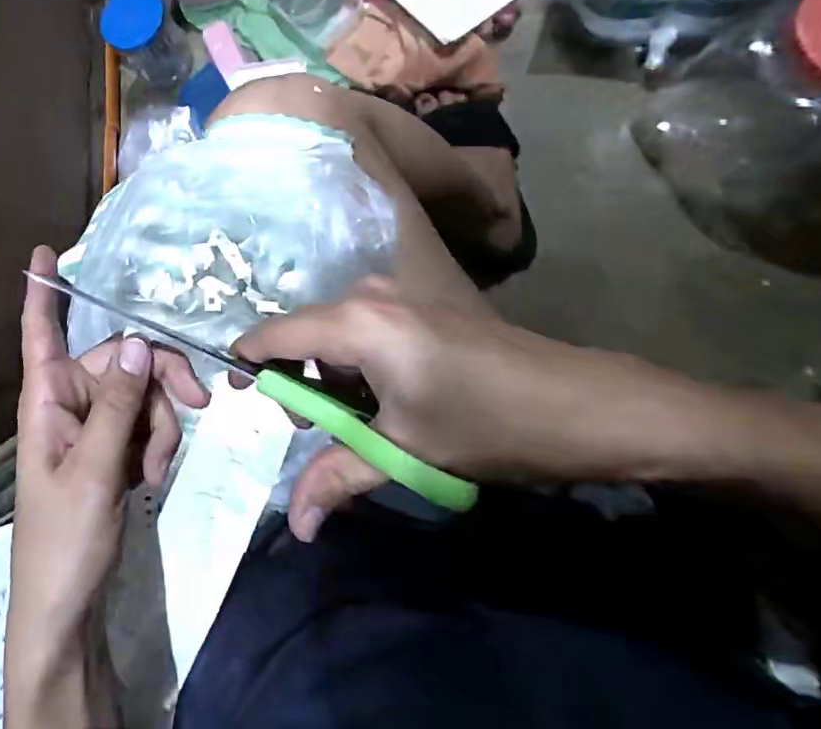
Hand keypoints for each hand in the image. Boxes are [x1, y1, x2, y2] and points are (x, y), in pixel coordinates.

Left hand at [5, 246, 206, 724]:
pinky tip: (151, 480)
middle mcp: (69, 402)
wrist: (65, 611)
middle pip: (123, 361)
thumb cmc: (63, 541)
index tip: (44, 252)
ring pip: (144, 393)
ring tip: (151, 474)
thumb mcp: (95, 471)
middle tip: (195, 410)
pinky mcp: (112, 449)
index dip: (43, 293)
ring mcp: (93, 426)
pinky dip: (158, 445)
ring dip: (160, 428)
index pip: (41, 333)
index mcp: (47, 398)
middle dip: (159, 387)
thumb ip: (118, 405)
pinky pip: (147, 424)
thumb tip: (136, 341)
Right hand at [233, 277, 726, 540]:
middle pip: (300, 334)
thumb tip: (295, 526)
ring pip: (331, 333)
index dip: (246, 363)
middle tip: (318, 429)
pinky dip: (354, 362)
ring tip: (359, 420)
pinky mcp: (417, 304)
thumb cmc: (489, 423)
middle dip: (296, 381)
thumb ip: (337, 478)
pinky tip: (386, 397)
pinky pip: (360, 328)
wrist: (588, 402)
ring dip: (328, 375)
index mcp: (355, 323)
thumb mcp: (406, 451)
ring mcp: (395, 294)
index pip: (273, 335)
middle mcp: (366, 296)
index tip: (232, 393)